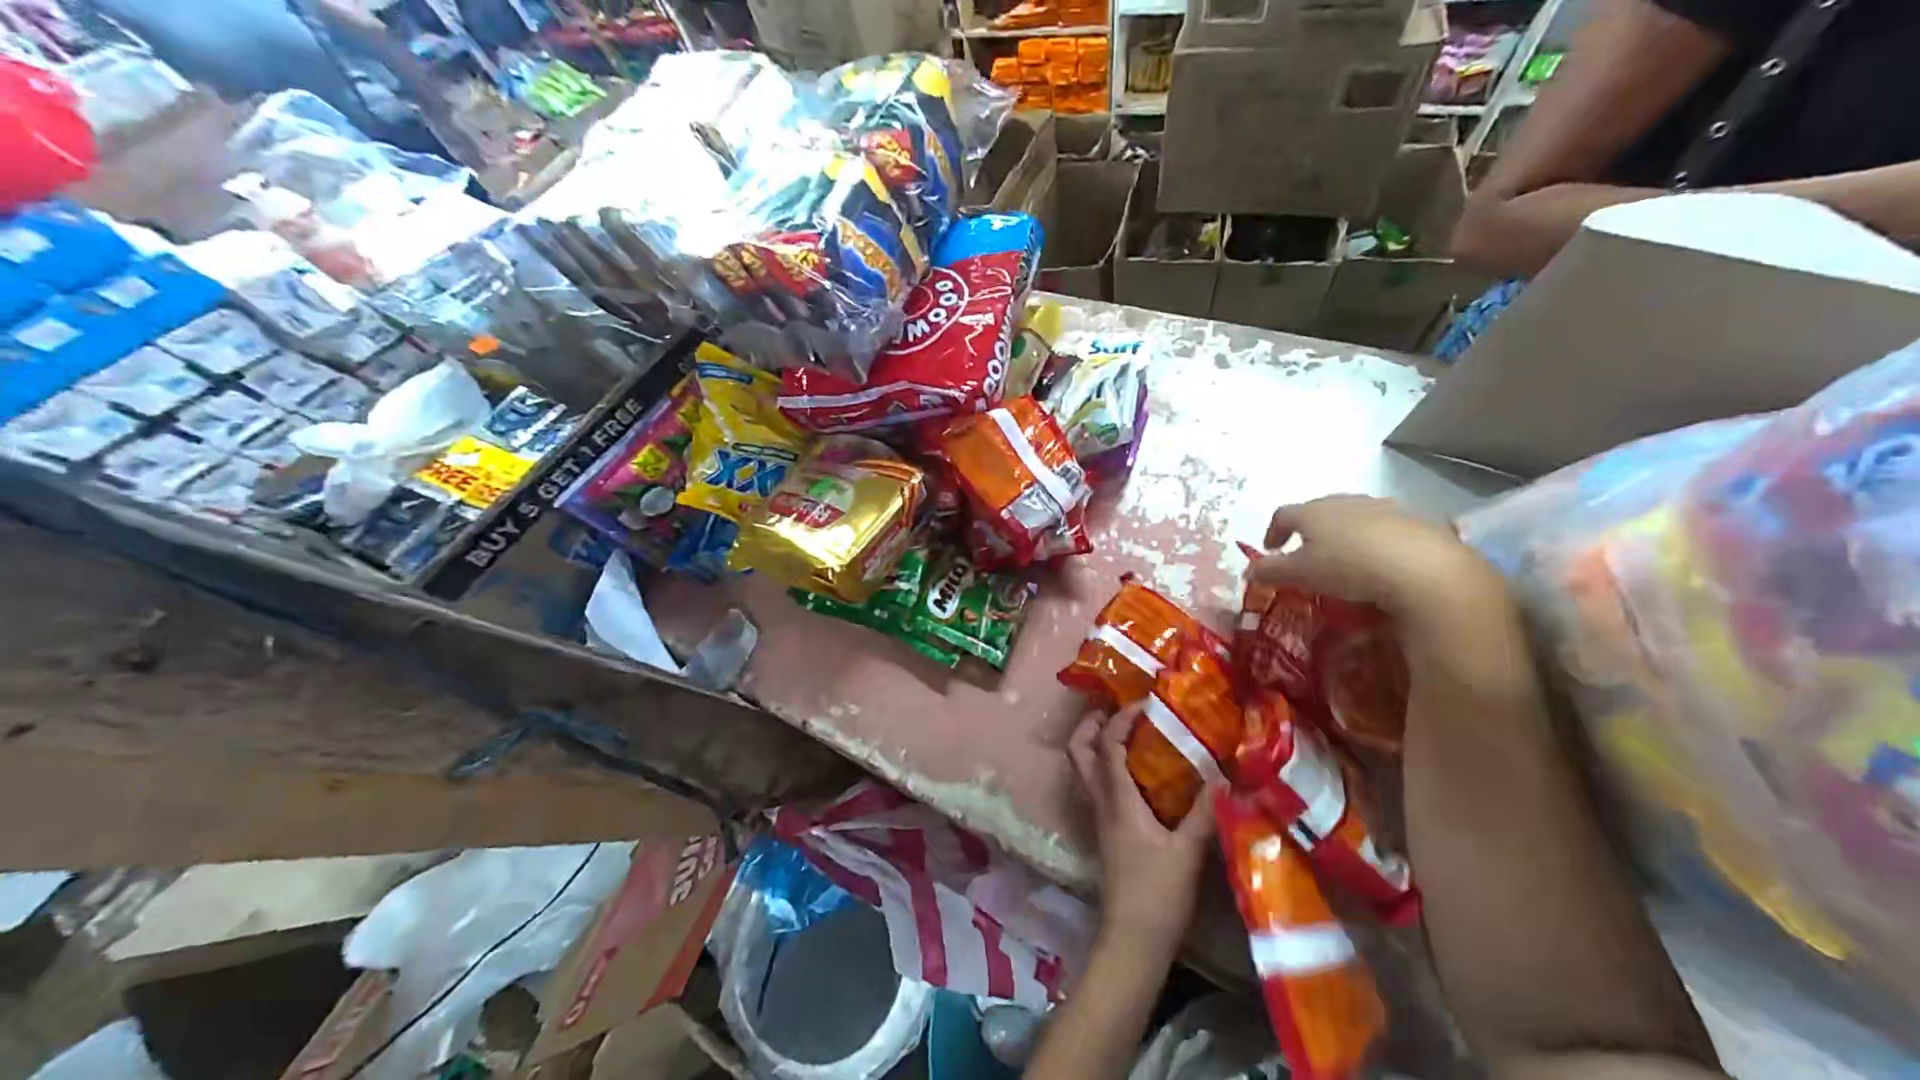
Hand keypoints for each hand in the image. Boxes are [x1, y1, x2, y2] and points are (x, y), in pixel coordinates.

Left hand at [1067, 706, 1216, 947]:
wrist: (1132, 939)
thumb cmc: (1157, 895)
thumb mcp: (1188, 853)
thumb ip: (1206, 813)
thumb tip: (1225, 775)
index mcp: (1116, 801)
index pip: (1106, 747)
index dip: (1119, 719)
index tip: (1143, 703)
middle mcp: (1100, 803)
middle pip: (1078, 752)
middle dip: (1091, 725)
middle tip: (1117, 709)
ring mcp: (1100, 817)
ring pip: (1084, 768)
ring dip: (1096, 743)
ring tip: (1128, 731)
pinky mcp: (1107, 831)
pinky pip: (1098, 785)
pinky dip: (1108, 766)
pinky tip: (1138, 771)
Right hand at [1248, 495, 1505, 626]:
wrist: (1422, 567)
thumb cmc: (1348, 566)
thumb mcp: (1301, 573)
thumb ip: (1271, 571)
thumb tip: (1248, 571)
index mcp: (1313, 512)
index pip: (1283, 515)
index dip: (1273, 531)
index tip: (1271, 548)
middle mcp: (1346, 502)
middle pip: (1320, 509)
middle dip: (1310, 528)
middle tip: (1307, 550)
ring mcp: (1384, 508)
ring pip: (1356, 515)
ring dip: (1345, 532)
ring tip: (1346, 556)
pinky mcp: (1417, 521)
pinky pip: (1388, 527)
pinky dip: (1378, 540)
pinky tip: (1383, 561)